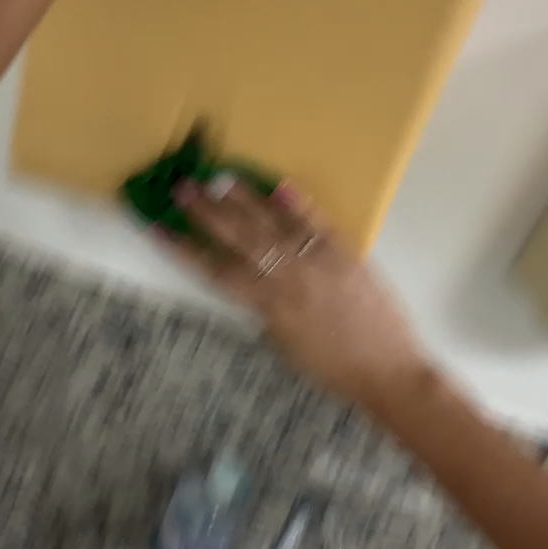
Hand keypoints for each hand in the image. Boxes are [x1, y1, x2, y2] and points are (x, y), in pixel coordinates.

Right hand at [160, 175, 427, 400]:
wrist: (389, 372)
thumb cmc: (332, 368)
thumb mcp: (284, 342)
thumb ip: (266, 307)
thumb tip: (254, 278)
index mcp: (268, 305)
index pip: (215, 270)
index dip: (184, 249)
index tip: (158, 228)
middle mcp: (287, 278)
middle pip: (238, 237)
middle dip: (207, 212)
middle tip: (183, 188)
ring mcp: (318, 261)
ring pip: (273, 223)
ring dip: (243, 197)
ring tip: (220, 176)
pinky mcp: (346, 253)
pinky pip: (317, 223)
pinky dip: (297, 203)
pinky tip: (278, 184)